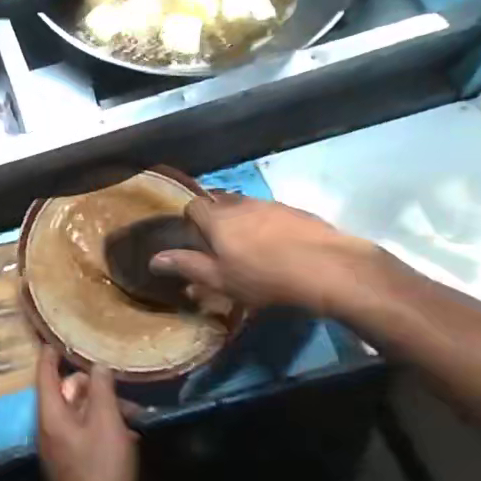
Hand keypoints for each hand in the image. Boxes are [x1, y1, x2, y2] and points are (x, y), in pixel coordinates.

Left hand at [34, 348, 136, 480]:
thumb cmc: (101, 470)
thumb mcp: (108, 423)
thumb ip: (102, 390)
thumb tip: (97, 366)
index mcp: (51, 414)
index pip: (44, 374)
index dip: (49, 355)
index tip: (54, 338)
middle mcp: (48, 428)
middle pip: (65, 394)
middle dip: (92, 387)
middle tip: (120, 387)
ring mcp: (57, 448)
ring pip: (78, 415)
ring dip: (102, 410)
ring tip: (133, 417)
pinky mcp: (70, 465)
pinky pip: (83, 434)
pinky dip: (102, 428)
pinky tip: (127, 437)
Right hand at [149, 194, 378, 314]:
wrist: (327, 268)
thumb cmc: (263, 276)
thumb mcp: (220, 279)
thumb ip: (186, 266)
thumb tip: (153, 260)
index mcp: (216, 218)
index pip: (193, 205)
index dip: (190, 221)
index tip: (196, 241)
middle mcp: (240, 203)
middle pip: (219, 201)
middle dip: (216, 217)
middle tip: (221, 244)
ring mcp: (270, 205)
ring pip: (247, 207)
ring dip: (243, 221)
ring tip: (251, 247)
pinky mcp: (296, 212)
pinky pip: (271, 214)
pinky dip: (268, 226)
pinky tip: (279, 248)